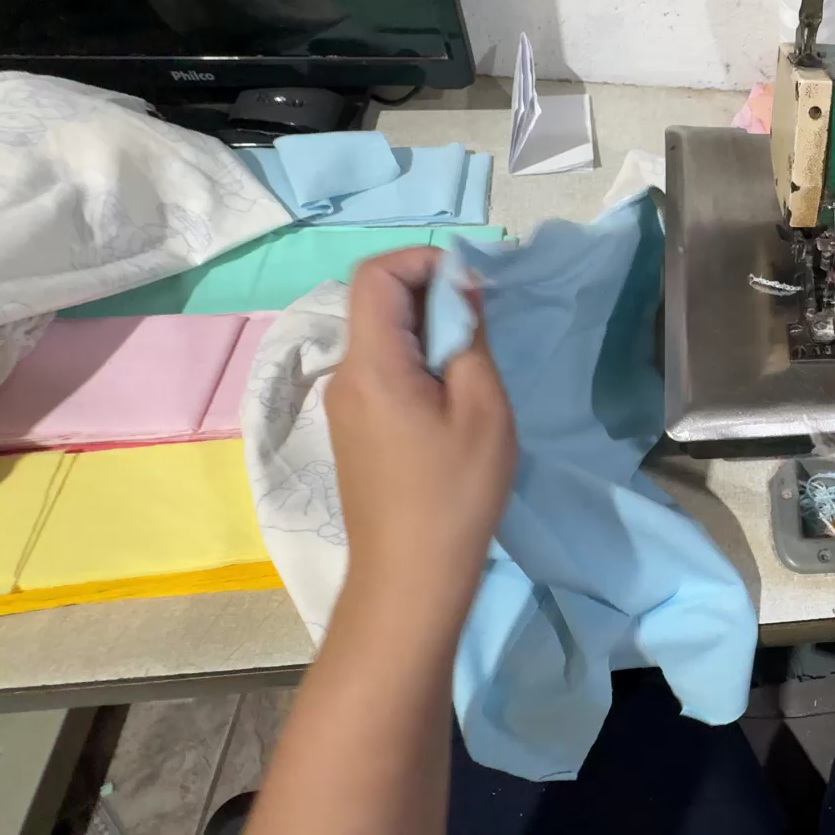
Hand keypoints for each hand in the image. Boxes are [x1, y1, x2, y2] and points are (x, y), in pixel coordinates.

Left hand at [326, 248, 516, 611]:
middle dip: (434, 293)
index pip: (377, 275)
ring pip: (384, 336)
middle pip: (378, 302)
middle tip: (487, 320)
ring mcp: (347, 405)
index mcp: (373, 365)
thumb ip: (469, 337)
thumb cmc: (456, 489)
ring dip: (431, 328)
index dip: (425, 260)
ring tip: (478, 360)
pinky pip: (385, 369)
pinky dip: (421, 358)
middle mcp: (346, 376)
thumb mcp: (483, 406)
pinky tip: (456, 393)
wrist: (412, 574)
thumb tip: (461, 289)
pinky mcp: (357, 427)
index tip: (475, 282)